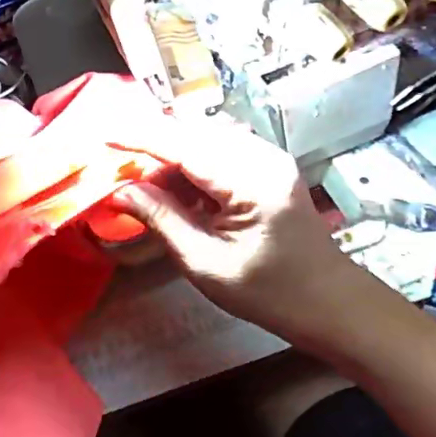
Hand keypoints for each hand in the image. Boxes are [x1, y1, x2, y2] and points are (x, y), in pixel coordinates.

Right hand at [112, 119, 372, 345]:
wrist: (330, 302)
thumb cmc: (269, 293)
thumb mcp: (207, 264)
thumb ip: (162, 220)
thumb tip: (120, 191)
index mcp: (252, 182)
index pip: (186, 147)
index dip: (141, 138)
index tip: (104, 136)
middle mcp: (262, 157)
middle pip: (194, 134)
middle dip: (152, 146)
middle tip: (119, 170)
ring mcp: (268, 157)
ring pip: (204, 138)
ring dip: (170, 155)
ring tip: (143, 183)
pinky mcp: (266, 164)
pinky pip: (218, 150)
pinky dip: (189, 163)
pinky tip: (175, 188)